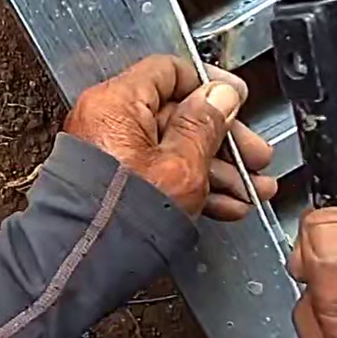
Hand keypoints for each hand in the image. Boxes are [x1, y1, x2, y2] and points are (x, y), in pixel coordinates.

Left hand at [65, 54, 277, 219]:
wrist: (82, 265)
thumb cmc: (121, 218)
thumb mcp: (182, 167)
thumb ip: (206, 125)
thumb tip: (221, 94)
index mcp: (117, 103)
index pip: (169, 72)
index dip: (210, 84)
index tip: (237, 99)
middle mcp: (107, 121)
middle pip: (176, 114)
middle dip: (223, 140)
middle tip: (254, 156)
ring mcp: (109, 151)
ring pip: (171, 147)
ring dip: (214, 169)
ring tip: (249, 189)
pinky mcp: (112, 180)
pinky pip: (156, 170)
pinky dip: (188, 184)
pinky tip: (223, 204)